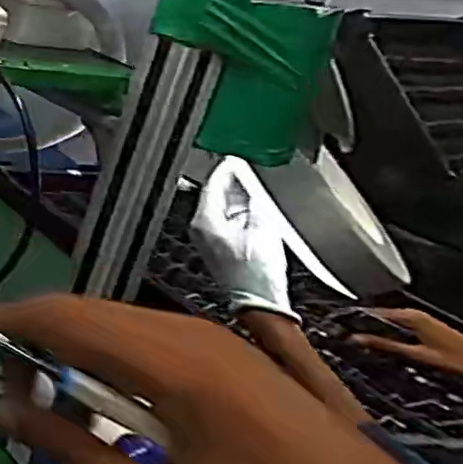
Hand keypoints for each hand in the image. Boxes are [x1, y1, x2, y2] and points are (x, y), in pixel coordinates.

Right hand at [0, 295, 462, 463]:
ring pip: (112, 320)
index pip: (62, 318)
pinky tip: (108, 398)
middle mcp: (191, 334)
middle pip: (82, 310)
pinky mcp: (234, 355)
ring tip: (53, 400)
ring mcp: (218, 340)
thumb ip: (77, 456)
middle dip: (34, 337)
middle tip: (8, 386)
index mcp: (174, 365)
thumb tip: (4, 417)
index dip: (8, 321)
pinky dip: (109, 355)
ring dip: (71, 347)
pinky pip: (147, 336)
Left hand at [190, 156, 296, 320]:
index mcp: (205, 221)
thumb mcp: (262, 233)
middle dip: (228, 183)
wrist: (257, 302)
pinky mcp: (217, 246)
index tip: (233, 160)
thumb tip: (253, 193)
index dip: (223, 172)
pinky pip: (224, 220)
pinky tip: (250, 207)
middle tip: (243, 169)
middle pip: (212, 196)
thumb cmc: (257, 271)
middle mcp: (200, 227)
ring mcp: (207, 237)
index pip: (211, 188)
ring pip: (218, 208)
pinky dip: (235, 210)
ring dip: (233, 197)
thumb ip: (255, 209)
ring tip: (249, 183)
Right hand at [347, 308, 462, 395]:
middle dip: (358, 326)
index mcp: (411, 316)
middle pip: (376, 318)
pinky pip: (398, 332)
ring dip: (372, 333)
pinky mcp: (430, 334)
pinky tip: (381, 348)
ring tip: (354, 344)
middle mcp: (415, 316)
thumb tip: (353, 338)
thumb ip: (387, 347)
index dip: (348, 320)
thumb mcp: (424, 358)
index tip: (330, 328)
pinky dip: (386, 338)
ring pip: (387, 325)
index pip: (368, 312)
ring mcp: (424, 324)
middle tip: (338, 337)